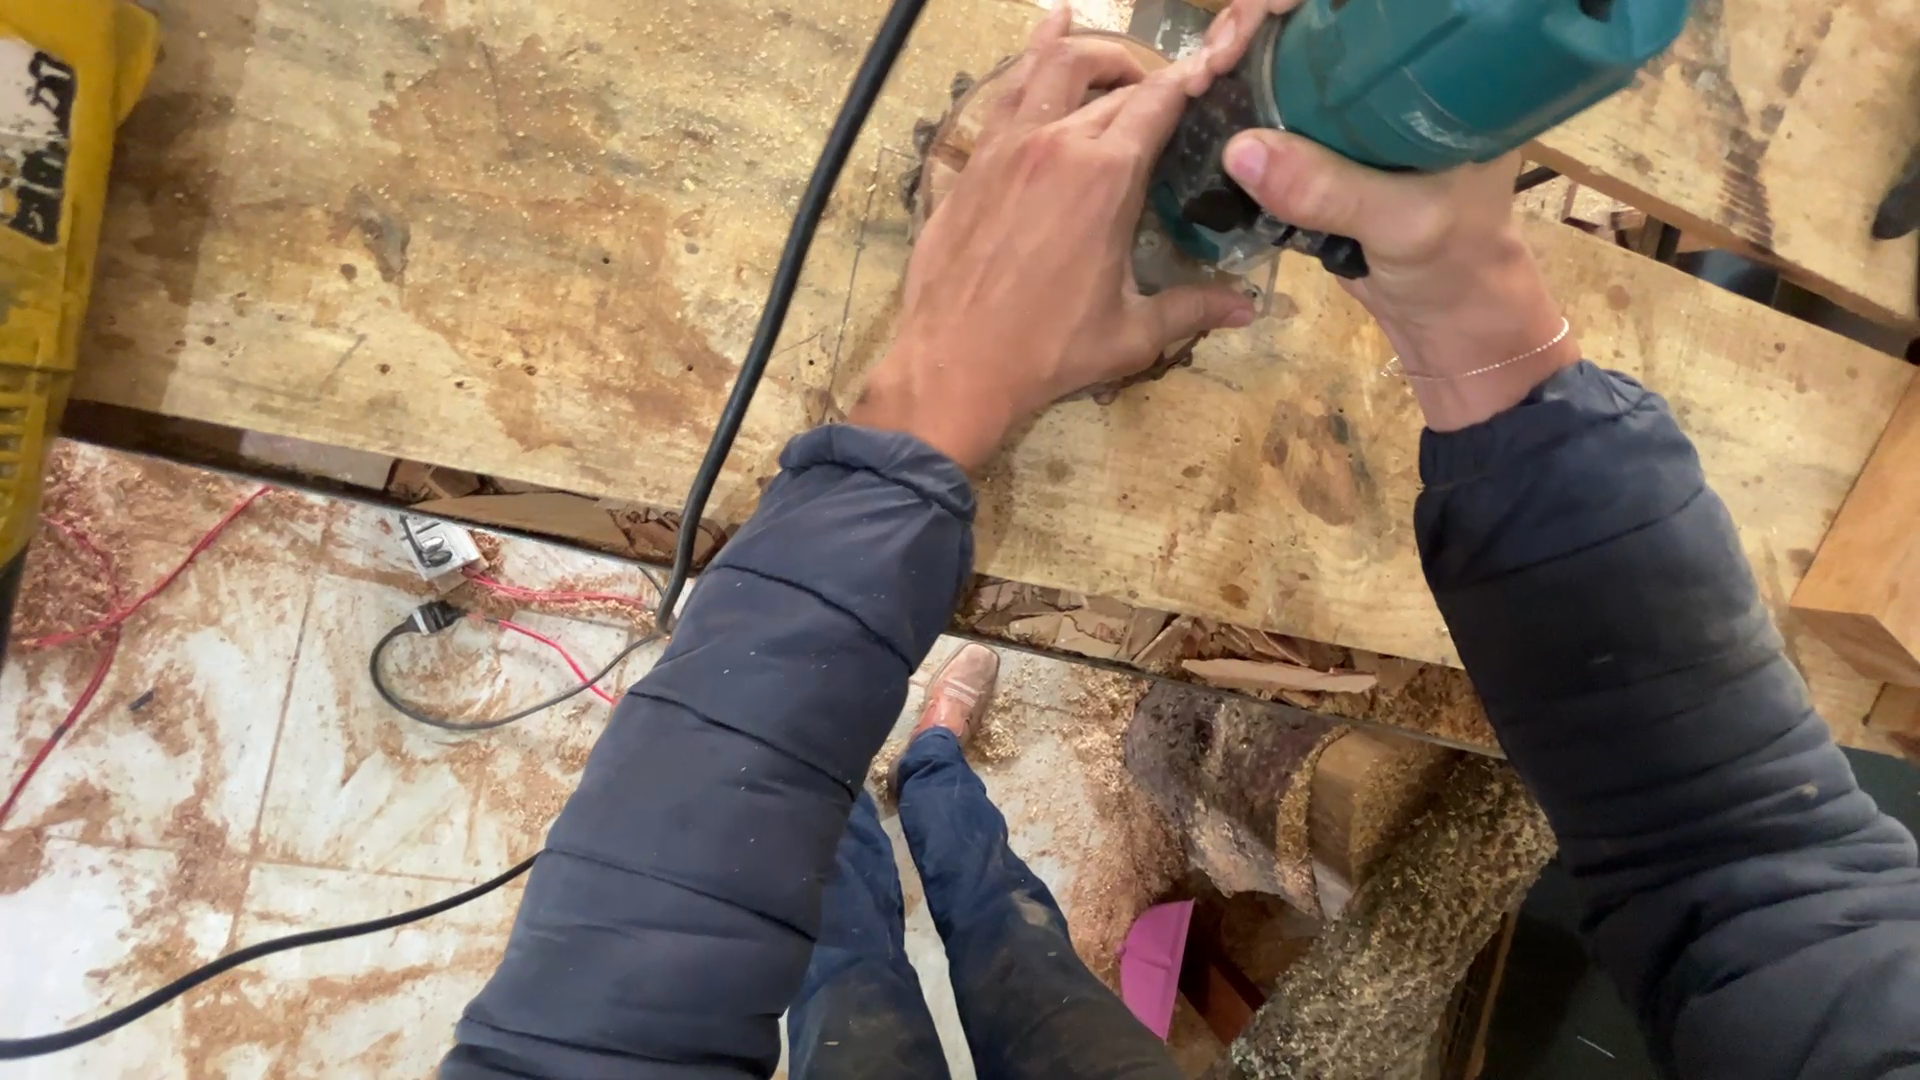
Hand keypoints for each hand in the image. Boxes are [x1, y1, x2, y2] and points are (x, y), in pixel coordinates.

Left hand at [850, 5, 1255, 468]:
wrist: (954, 366)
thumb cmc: (1046, 354)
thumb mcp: (1129, 336)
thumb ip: (1191, 309)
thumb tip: (1248, 308)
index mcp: (1106, 177)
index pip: (1158, 101)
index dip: (1187, 80)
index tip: (1206, 74)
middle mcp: (1057, 144)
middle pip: (1111, 84)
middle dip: (1144, 80)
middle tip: (1160, 101)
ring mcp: (1005, 148)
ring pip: (1052, 67)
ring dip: (1089, 52)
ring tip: (1111, 59)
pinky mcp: (970, 164)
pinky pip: (1005, 93)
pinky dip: (1030, 58)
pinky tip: (1044, 33)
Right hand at [1187, 0, 1580, 430]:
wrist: (1441, 315)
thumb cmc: (1452, 261)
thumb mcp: (1403, 223)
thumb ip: (1329, 190)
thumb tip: (1238, 149)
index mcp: (1438, 69)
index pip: (1372, 5)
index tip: (1251, 21)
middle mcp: (1394, 80)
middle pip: (1315, 27)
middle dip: (1255, 25)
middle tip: (1211, 60)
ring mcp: (1353, 119)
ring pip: (1287, 71)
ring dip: (1238, 69)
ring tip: (1199, 83)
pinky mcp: (1322, 158)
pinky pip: (1274, 126)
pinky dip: (1238, 118)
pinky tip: (1208, 114)